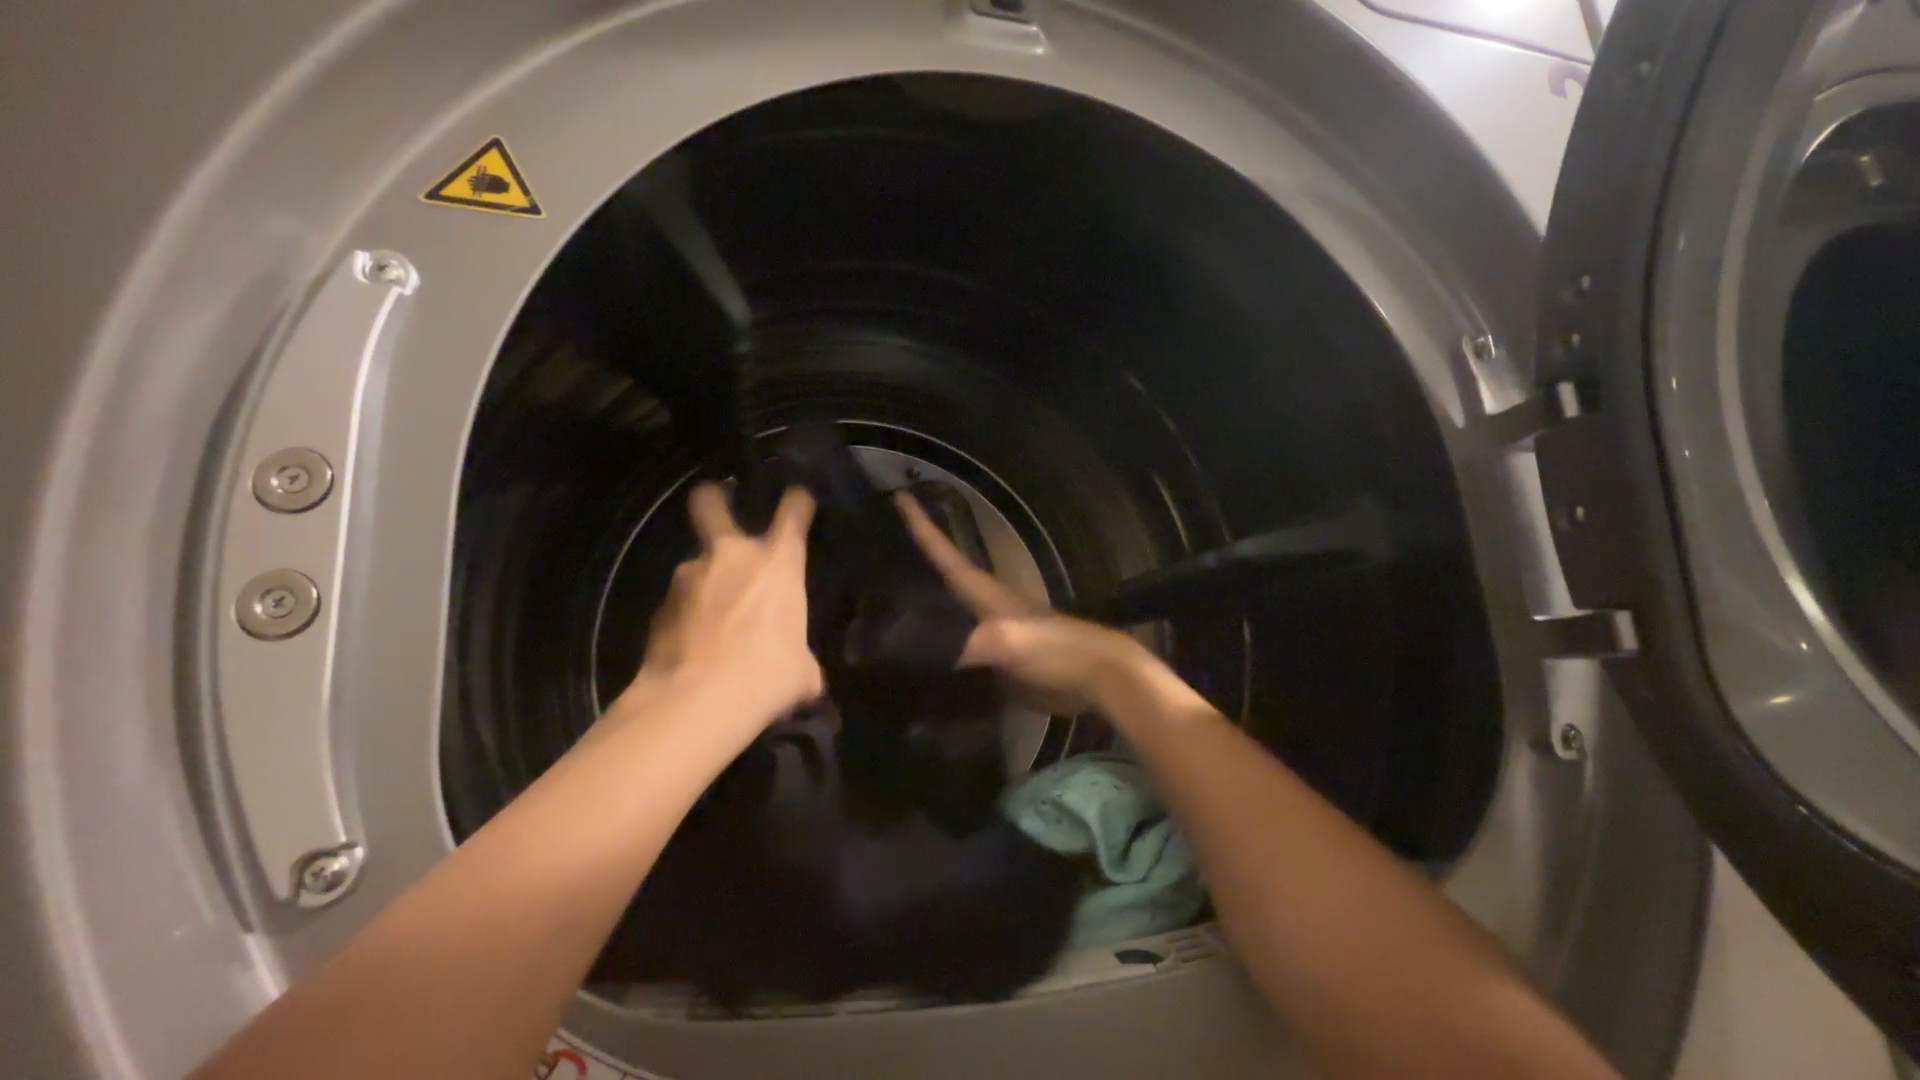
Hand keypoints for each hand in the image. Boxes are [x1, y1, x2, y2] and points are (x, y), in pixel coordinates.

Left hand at [628, 483, 822, 725]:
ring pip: (695, 563)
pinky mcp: (659, 607)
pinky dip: (687, 617)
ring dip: (704, 580)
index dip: (798, 500)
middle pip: (711, 502)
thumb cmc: (767, 676)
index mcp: (776, 562)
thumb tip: (806, 675)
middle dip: (713, 498)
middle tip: (719, 505)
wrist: (697, 701)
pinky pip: (679, 603)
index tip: (800, 498)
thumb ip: (802, 658)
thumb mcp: (802, 670)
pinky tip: (693, 644)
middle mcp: (730, 556)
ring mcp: (688, 577)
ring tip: (712, 615)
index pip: (793, 510)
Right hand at [895, 492, 1150, 712]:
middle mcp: (984, 610)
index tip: (901, 495)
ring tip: (887, 608)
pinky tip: (918, 662)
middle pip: (944, 581)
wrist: (1098, 679)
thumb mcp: (1009, 641)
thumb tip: (919, 652)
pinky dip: (937, 651)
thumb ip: (967, 645)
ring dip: (922, 610)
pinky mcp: (999, 667)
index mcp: (986, 594)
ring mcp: (992, 639)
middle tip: (882, 548)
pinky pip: (957, 654)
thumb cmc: (1057, 649)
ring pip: (947, 618)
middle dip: (915, 562)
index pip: (945, 554)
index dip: (923, 525)